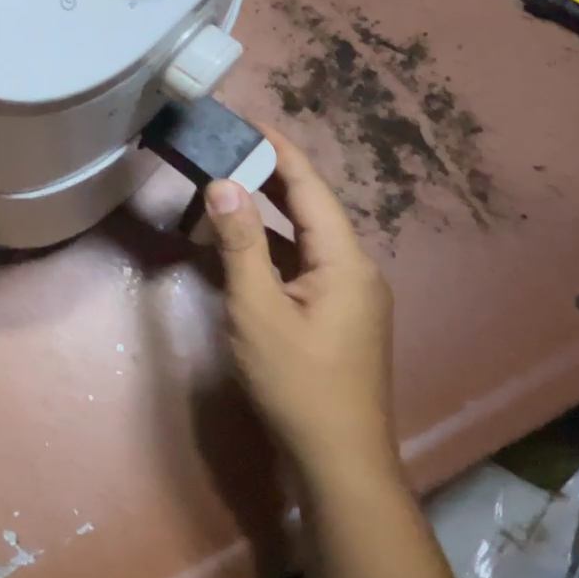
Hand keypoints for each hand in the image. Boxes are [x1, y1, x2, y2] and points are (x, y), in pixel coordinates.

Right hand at [204, 125, 396, 476]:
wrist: (337, 458)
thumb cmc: (295, 380)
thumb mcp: (257, 308)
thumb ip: (239, 244)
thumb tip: (222, 184)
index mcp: (345, 261)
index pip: (310, 189)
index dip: (280, 151)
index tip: (249, 120)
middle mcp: (356, 270)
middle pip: (312, 209)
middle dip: (272, 175)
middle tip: (229, 146)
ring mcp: (350, 296)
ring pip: (306, 238)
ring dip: (269, 211)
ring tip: (228, 185)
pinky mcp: (337, 316)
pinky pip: (303, 264)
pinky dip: (272, 246)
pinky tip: (243, 246)